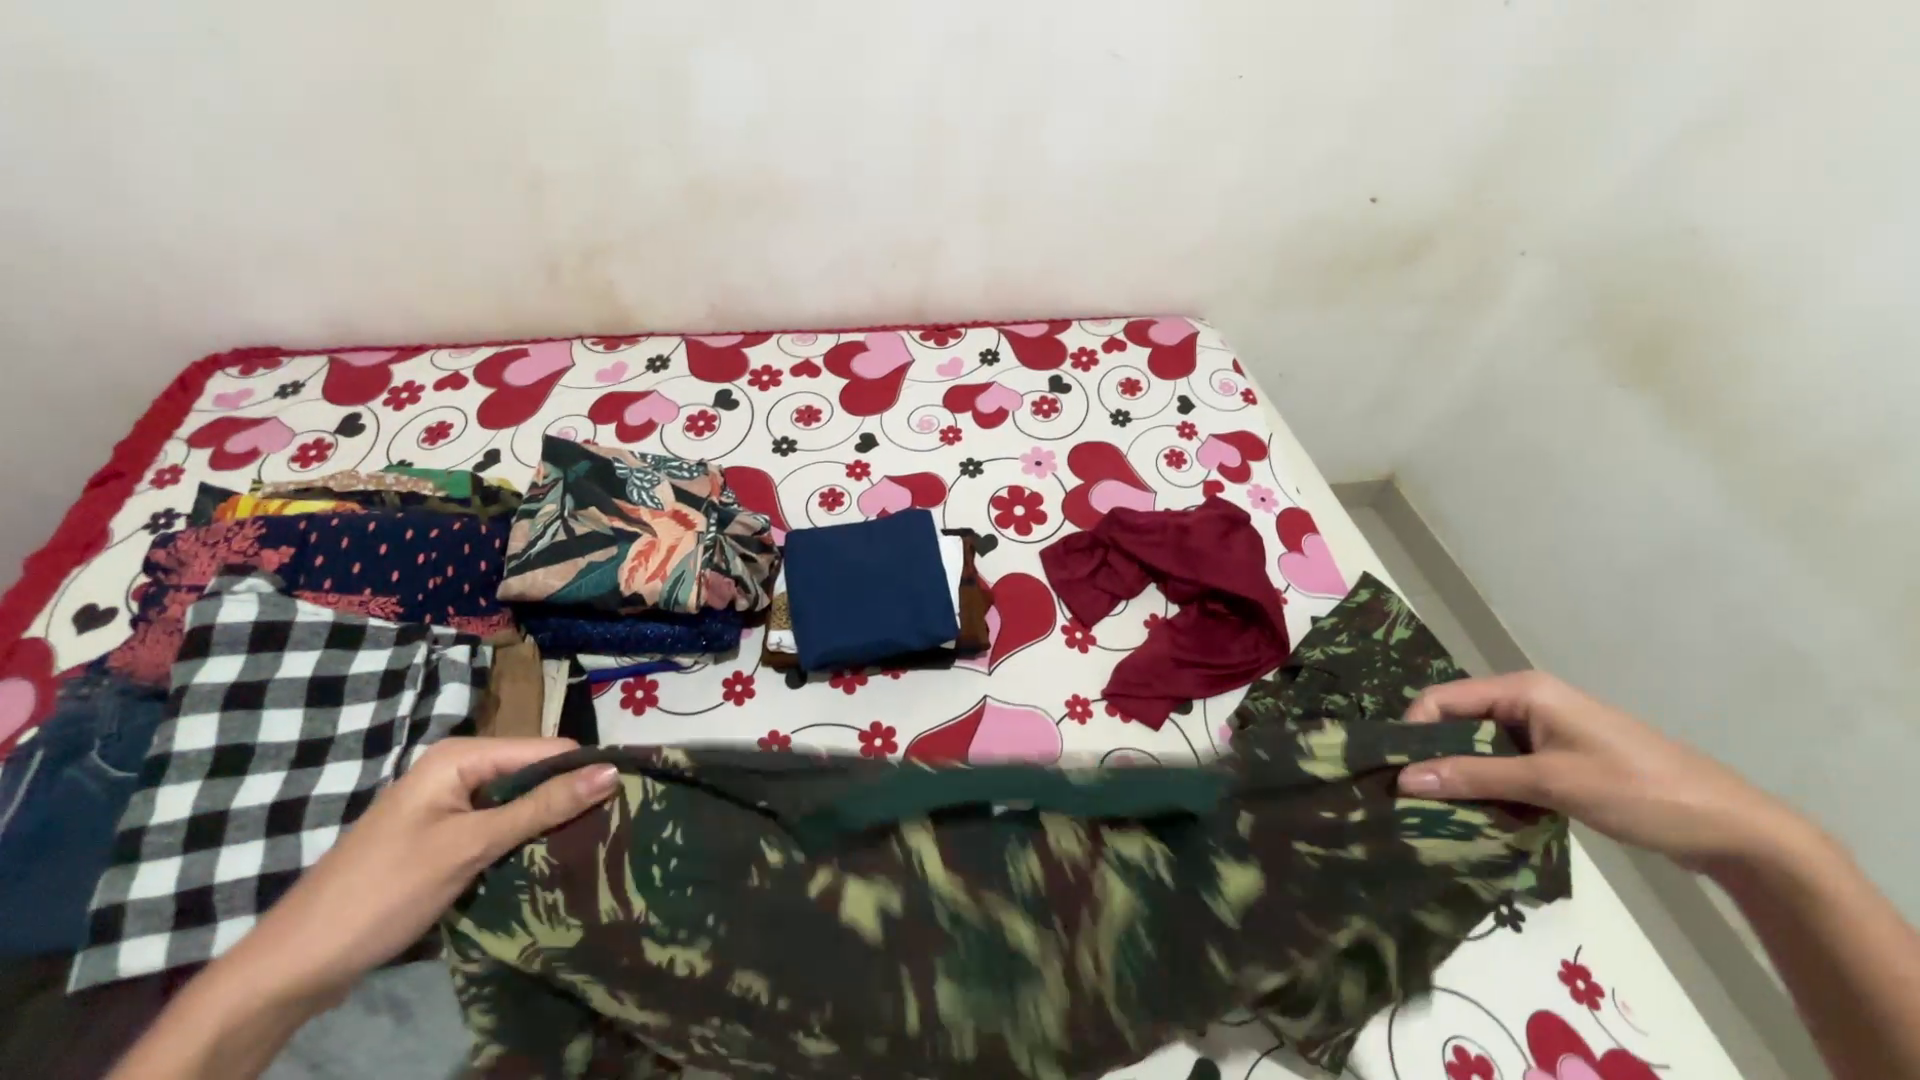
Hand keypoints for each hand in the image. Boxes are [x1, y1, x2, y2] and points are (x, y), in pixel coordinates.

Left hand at [226, 737, 618, 1005]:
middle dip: (569, 798)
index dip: (586, 772)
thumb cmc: (385, 893)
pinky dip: (524, 839)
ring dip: (548, 822)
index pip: (547, 749)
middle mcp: (457, 768)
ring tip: (593, 846)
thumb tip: (612, 771)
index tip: (628, 802)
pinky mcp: (444, 835)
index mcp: (460, 755)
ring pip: (520, 802)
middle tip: (615, 830)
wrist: (298, 962)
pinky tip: (547, 860)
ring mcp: (448, 803)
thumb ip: (541, 807)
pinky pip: (499, 824)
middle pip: (535, 773)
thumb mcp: (471, 846)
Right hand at [1395, 672, 1805, 870]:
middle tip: (1409, 798)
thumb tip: (1403, 778)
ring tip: (1439, 812)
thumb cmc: (1638, 791)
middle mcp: (1530, 701)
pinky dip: (1489, 787)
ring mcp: (1547, 731)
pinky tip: (1481, 815)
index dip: (1412, 732)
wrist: (1734, 829)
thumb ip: (1474, 777)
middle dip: (1433, 756)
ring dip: (1461, 776)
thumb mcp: (1549, 783)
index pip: (1442, 700)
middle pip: (1458, 722)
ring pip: (1480, 747)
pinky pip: (1506, 766)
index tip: (1393, 774)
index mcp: (1525, 691)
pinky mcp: (1561, 759)